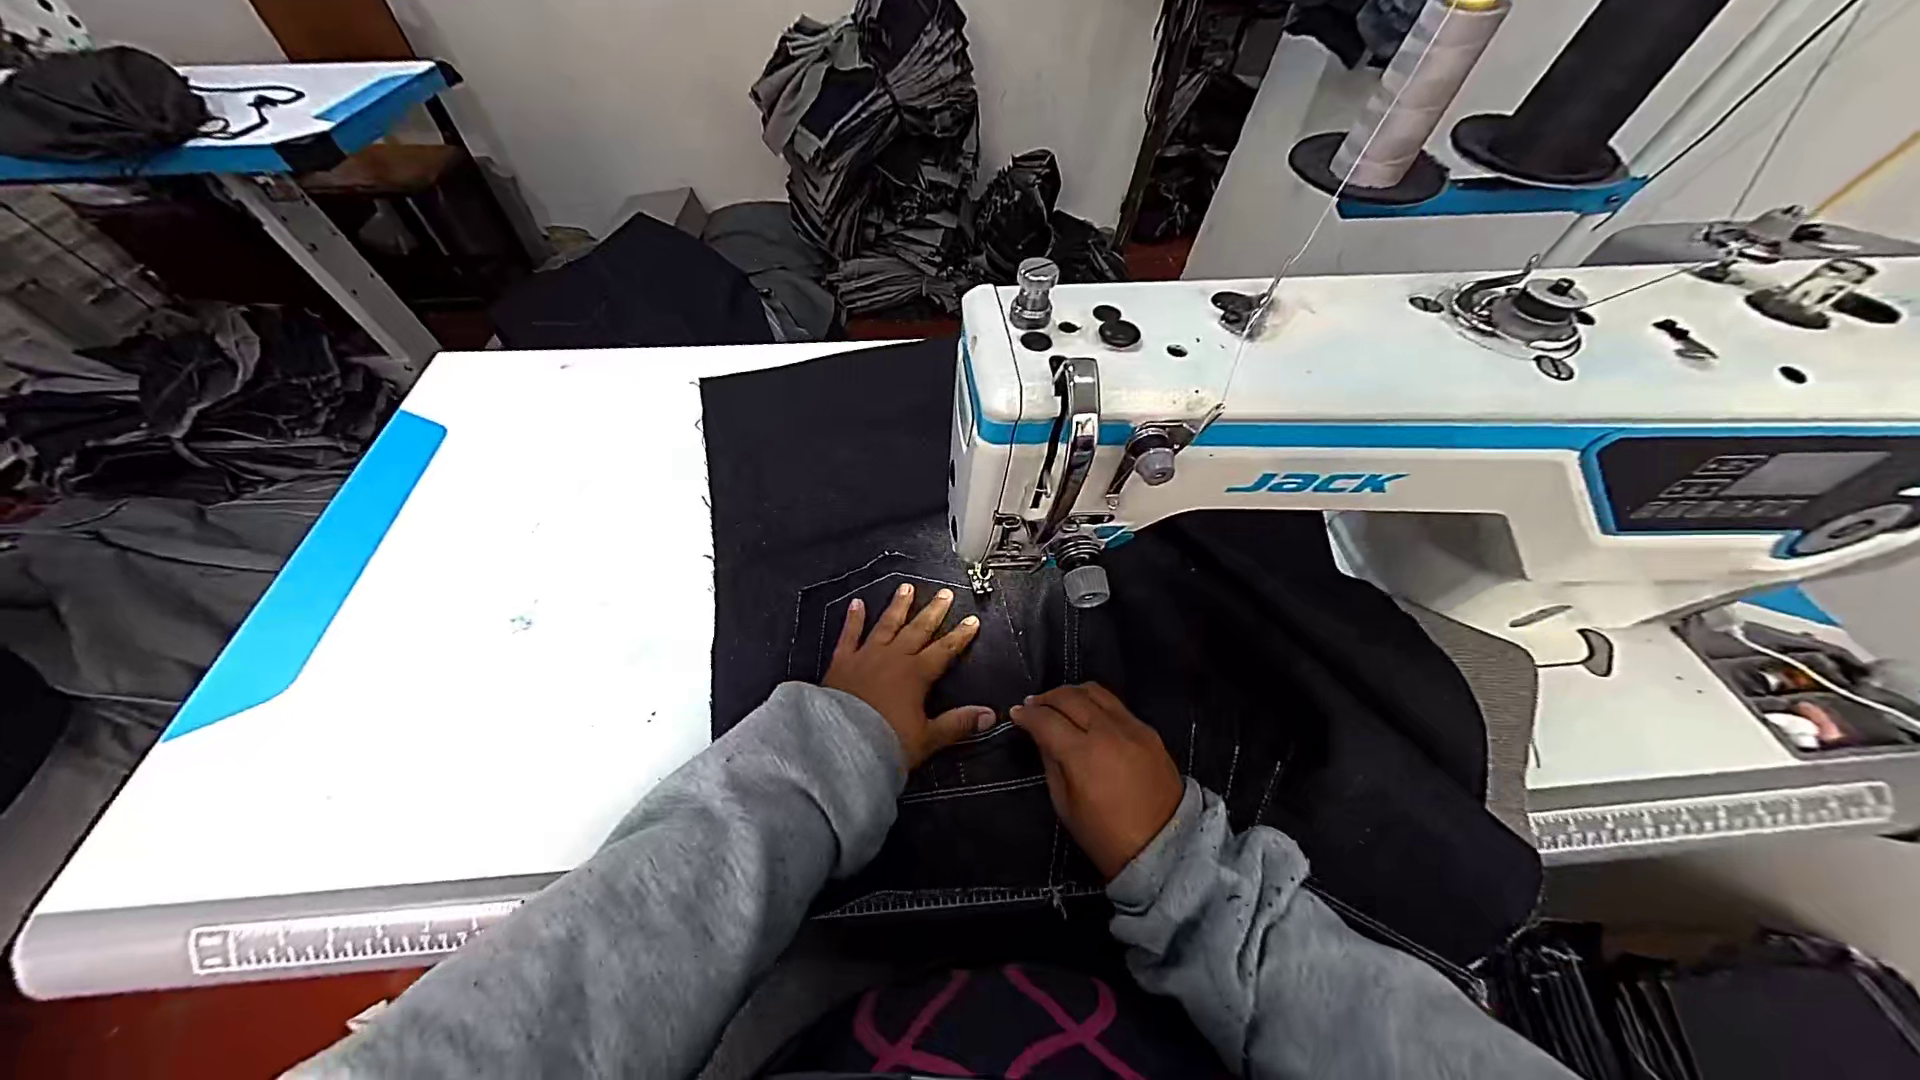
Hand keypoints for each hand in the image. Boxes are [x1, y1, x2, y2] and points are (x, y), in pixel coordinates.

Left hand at [823, 583, 994, 768]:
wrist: (838, 743)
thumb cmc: (885, 742)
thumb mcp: (928, 737)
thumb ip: (958, 723)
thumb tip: (989, 715)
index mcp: (916, 674)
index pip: (944, 650)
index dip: (960, 636)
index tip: (971, 621)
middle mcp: (893, 657)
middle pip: (918, 629)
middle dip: (934, 611)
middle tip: (944, 594)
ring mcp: (866, 656)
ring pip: (886, 625)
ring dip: (898, 606)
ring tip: (906, 587)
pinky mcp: (841, 662)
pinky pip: (849, 635)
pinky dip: (853, 619)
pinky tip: (856, 603)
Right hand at [1010, 683, 1183, 880]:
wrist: (1166, 848)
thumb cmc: (1106, 837)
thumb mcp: (1065, 805)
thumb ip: (1050, 762)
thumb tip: (1041, 735)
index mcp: (1083, 754)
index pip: (1046, 720)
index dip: (1026, 715)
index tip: (1016, 714)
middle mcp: (1108, 732)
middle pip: (1069, 697)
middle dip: (1045, 698)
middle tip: (1032, 705)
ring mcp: (1132, 727)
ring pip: (1095, 691)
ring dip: (1071, 693)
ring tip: (1059, 704)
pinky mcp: (1149, 731)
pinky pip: (1116, 705)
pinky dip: (1095, 703)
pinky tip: (1087, 715)